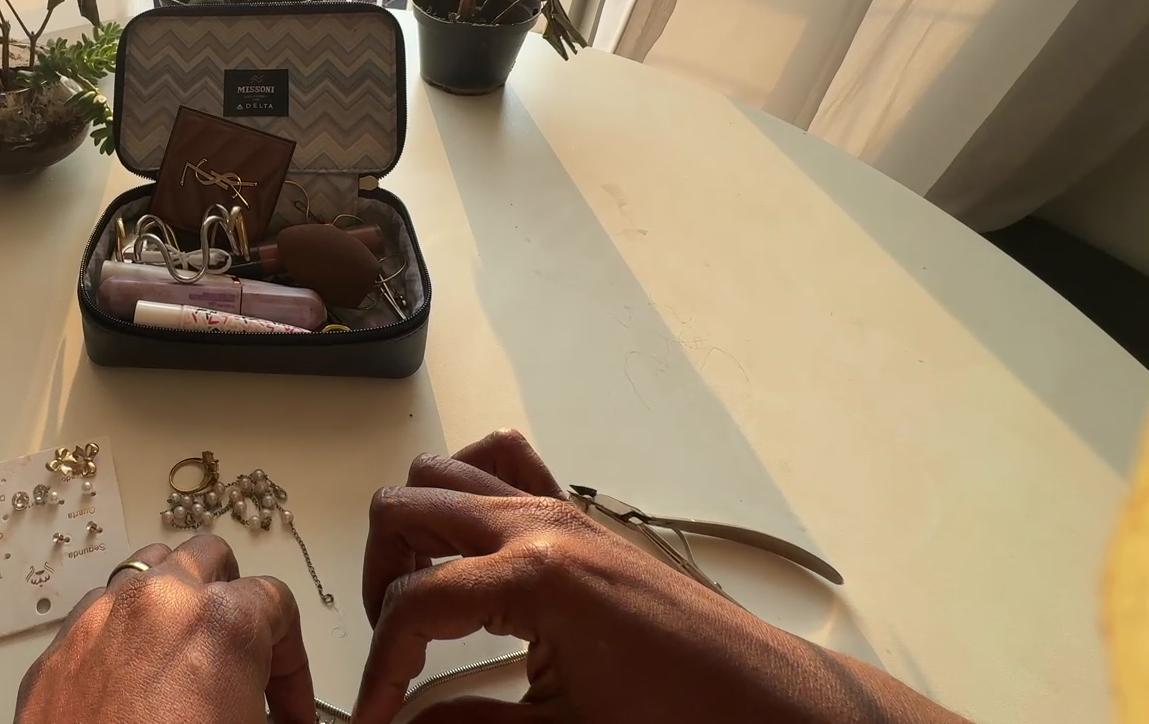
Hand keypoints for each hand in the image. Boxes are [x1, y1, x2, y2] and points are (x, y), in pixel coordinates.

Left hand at [16, 534, 314, 723]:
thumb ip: (277, 716)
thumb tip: (277, 718)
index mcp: (218, 622)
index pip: (276, 601)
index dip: (295, 662)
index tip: (291, 711)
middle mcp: (155, 601)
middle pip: (207, 556)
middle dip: (233, 600)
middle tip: (241, 661)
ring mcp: (96, 619)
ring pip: (148, 570)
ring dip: (175, 603)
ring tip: (184, 663)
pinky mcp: (53, 654)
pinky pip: (99, 613)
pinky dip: (124, 632)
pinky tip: (131, 689)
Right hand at [356, 430, 970, 723]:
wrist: (780, 708)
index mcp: (531, 578)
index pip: (415, 605)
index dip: (381, 666)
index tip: (376, 713)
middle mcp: (529, 522)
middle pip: (403, 511)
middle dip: (380, 577)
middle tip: (393, 641)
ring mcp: (549, 506)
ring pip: (438, 474)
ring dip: (412, 526)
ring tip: (421, 586)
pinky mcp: (570, 509)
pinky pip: (501, 457)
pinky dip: (467, 480)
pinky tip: (470, 532)